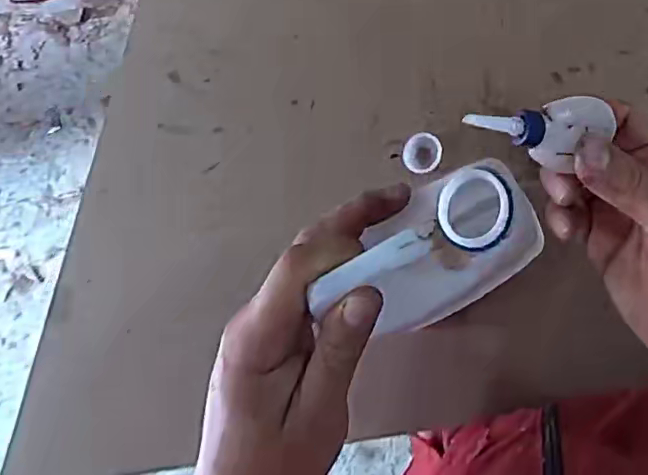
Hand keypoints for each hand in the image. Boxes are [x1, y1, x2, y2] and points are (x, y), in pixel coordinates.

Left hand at [196, 183, 411, 474]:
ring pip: (304, 260)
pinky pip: (306, 282)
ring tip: (385, 213)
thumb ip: (339, 353)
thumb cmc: (272, 468)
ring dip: (345, 233)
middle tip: (395, 198)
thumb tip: (367, 292)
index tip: (380, 258)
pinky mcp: (271, 329)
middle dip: (349, 218)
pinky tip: (362, 256)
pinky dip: (338, 261)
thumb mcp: (315, 418)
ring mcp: (260, 320)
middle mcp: (253, 316)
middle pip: (302, 250)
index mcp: (255, 335)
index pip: (297, 266)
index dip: (341, 248)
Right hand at [538, 103, 647, 394]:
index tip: (554, 119)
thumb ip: (630, 184)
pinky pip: (569, 214)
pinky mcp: (598, 241)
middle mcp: (633, 178)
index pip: (621, 121)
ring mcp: (614, 210)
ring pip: (573, 177)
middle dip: (564, 147)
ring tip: (563, 200)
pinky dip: (560, 214)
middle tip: (547, 161)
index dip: (589, 113)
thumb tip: (583, 147)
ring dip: (559, 180)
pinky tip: (566, 231)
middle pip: (587, 145)